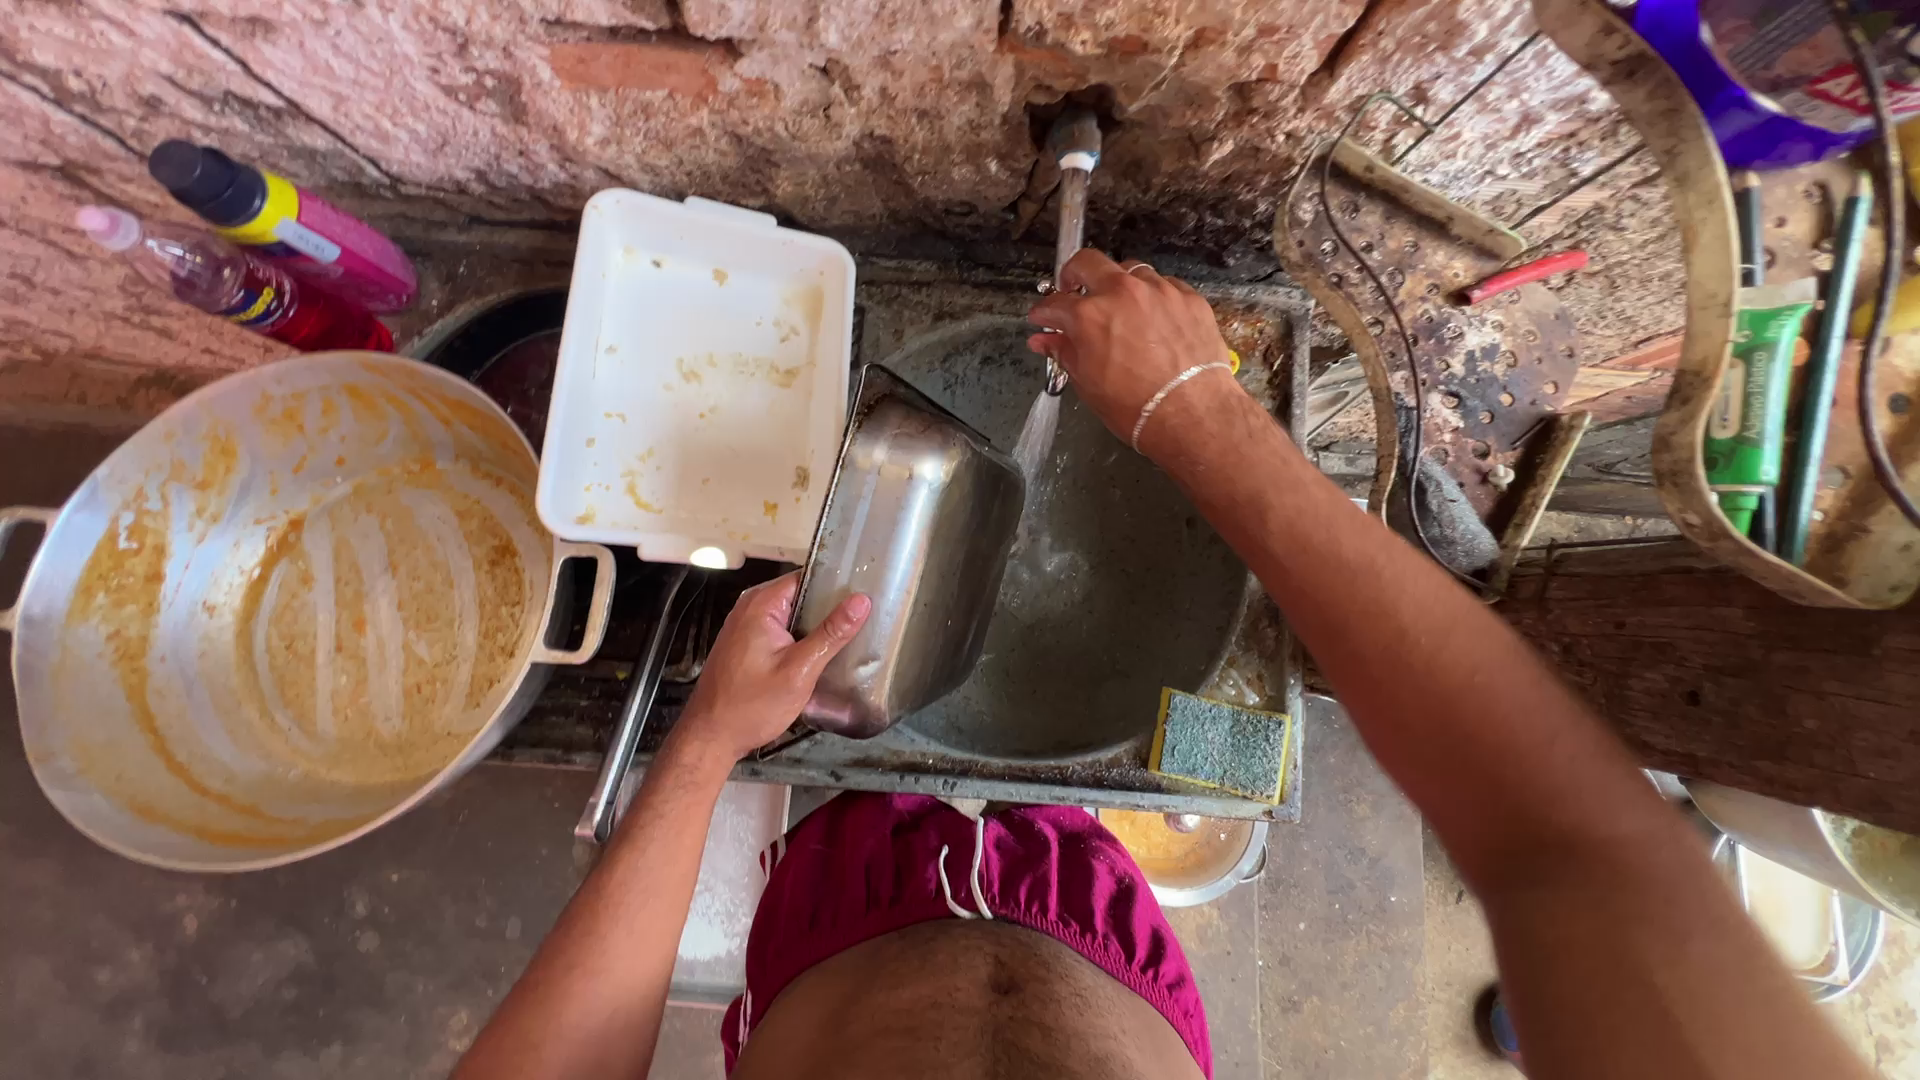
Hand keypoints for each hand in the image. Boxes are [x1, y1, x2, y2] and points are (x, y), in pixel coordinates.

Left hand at [672, 572, 869, 761]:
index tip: (864, 593)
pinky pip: (781, 629)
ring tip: (849, 635)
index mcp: (761, 604)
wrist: (710, 738)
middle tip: (864, 619)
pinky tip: (821, 653)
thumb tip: (861, 602)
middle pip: (801, 594)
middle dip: (829, 606)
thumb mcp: (800, 670)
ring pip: (792, 614)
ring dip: (816, 624)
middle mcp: (750, 607)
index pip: (807, 577)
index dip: (836, 583)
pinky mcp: (746, 643)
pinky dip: (801, 637)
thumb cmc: (752, 706)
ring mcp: (746, 625)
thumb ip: (831, 634)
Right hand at [1028, 248, 1242, 453]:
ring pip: (1129, 271)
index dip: (1044, 312)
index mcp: (1089, 316)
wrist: (1191, 414)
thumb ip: (1064, 352)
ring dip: (1117, 285)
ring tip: (1118, 310)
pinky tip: (1151, 320)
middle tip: (1073, 292)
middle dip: (1074, 274)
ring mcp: (1158, 291)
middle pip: (1088, 262)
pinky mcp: (1187, 297)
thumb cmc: (1137, 407)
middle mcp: (1122, 293)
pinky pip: (1163, 286)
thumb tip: (1046, 341)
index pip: (1055, 303)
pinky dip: (1151, 298)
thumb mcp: (1088, 384)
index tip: (1044, 317)